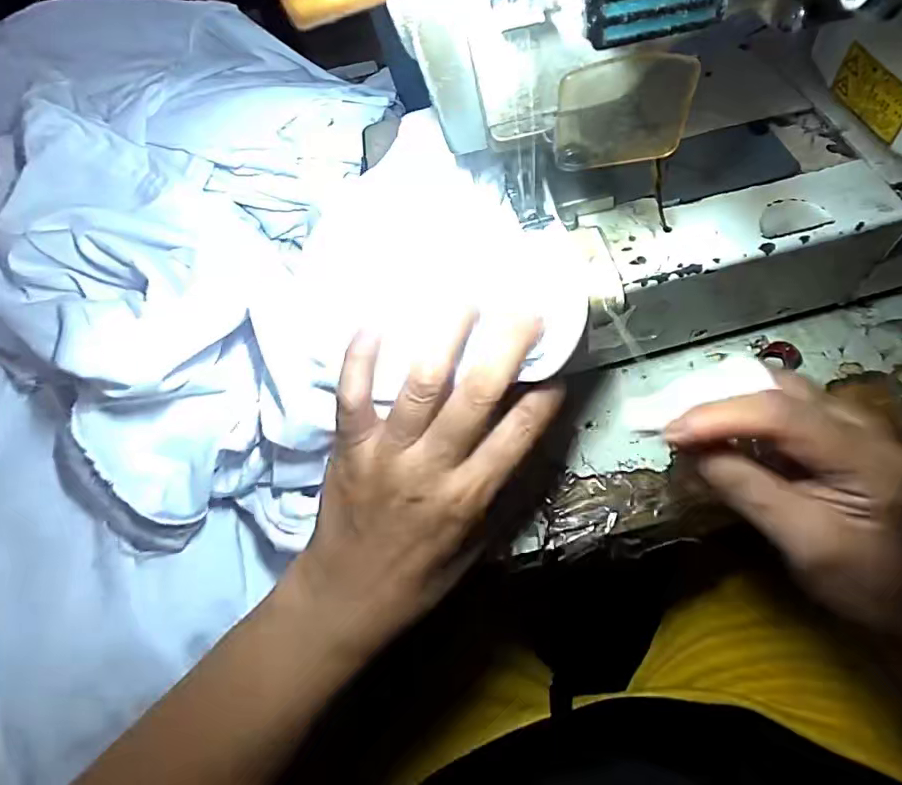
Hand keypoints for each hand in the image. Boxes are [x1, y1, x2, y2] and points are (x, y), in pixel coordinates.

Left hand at [290, 313, 564, 653]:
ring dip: (444, 337)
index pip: (517, 434)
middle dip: (505, 347)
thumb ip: (504, 492)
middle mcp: (431, 468)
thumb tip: (532, 440)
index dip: (544, 395)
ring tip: (465, 301)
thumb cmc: (420, 575)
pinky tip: (378, 321)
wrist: (343, 600)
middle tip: (525, 312)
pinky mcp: (348, 446)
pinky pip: (352, 394)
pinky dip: (361, 356)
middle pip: (476, 396)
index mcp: (468, 495)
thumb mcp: (476, 546)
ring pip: (419, 384)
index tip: (558, 364)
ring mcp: (385, 454)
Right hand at [663, 371, 901, 641]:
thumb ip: (745, 488)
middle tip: (671, 417)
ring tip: (686, 418)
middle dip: (719, 398)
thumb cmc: (859, 584)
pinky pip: (783, 402)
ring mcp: (853, 419)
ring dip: (729, 398)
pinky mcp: (837, 425)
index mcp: (866, 455)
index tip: (671, 432)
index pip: (782, 414)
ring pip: (779, 387)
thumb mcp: (801, 542)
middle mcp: (863, 422)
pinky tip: (717, 424)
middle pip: (779, 388)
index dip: (720, 416)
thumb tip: (691, 449)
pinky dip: (744, 409)